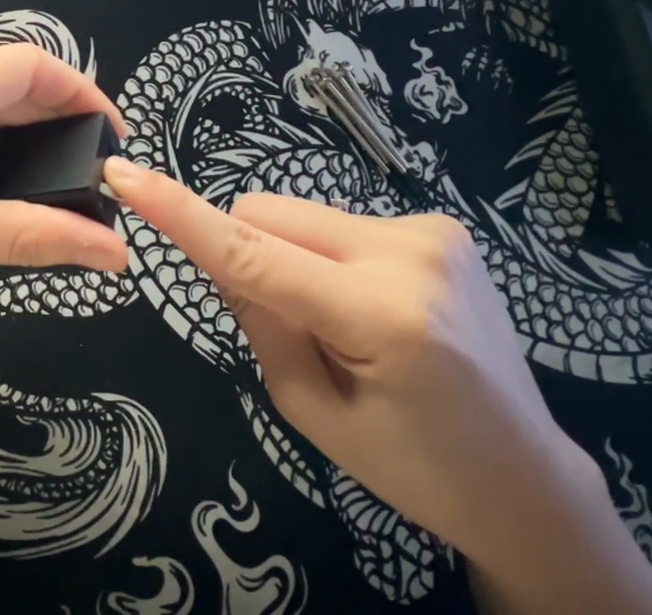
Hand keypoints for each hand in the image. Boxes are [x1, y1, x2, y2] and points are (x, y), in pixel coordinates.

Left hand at [0, 45, 130, 325]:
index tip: (117, 145)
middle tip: (93, 176)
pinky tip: (4, 172)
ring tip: (58, 179)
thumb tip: (114, 251)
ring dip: (25, 124)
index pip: (32, 64)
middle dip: (60, 116)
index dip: (86, 94)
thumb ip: (33, 236)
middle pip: (10, 73)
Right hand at [103, 159, 651, 613]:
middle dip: (248, 254)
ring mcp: (431, 232)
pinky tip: (372, 306)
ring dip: (290, 256)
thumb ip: (258, 320)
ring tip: (341, 323)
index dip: (180, 214)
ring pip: (299, 215)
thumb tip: (224, 255)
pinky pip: (338, 222)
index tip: (126, 175)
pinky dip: (327, 256)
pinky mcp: (442, 228)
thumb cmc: (412, 464)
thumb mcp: (310, 409)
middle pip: (266, 215)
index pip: (251, 252)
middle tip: (286, 324)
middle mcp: (408, 254)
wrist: (525, 476)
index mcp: (378, 316)